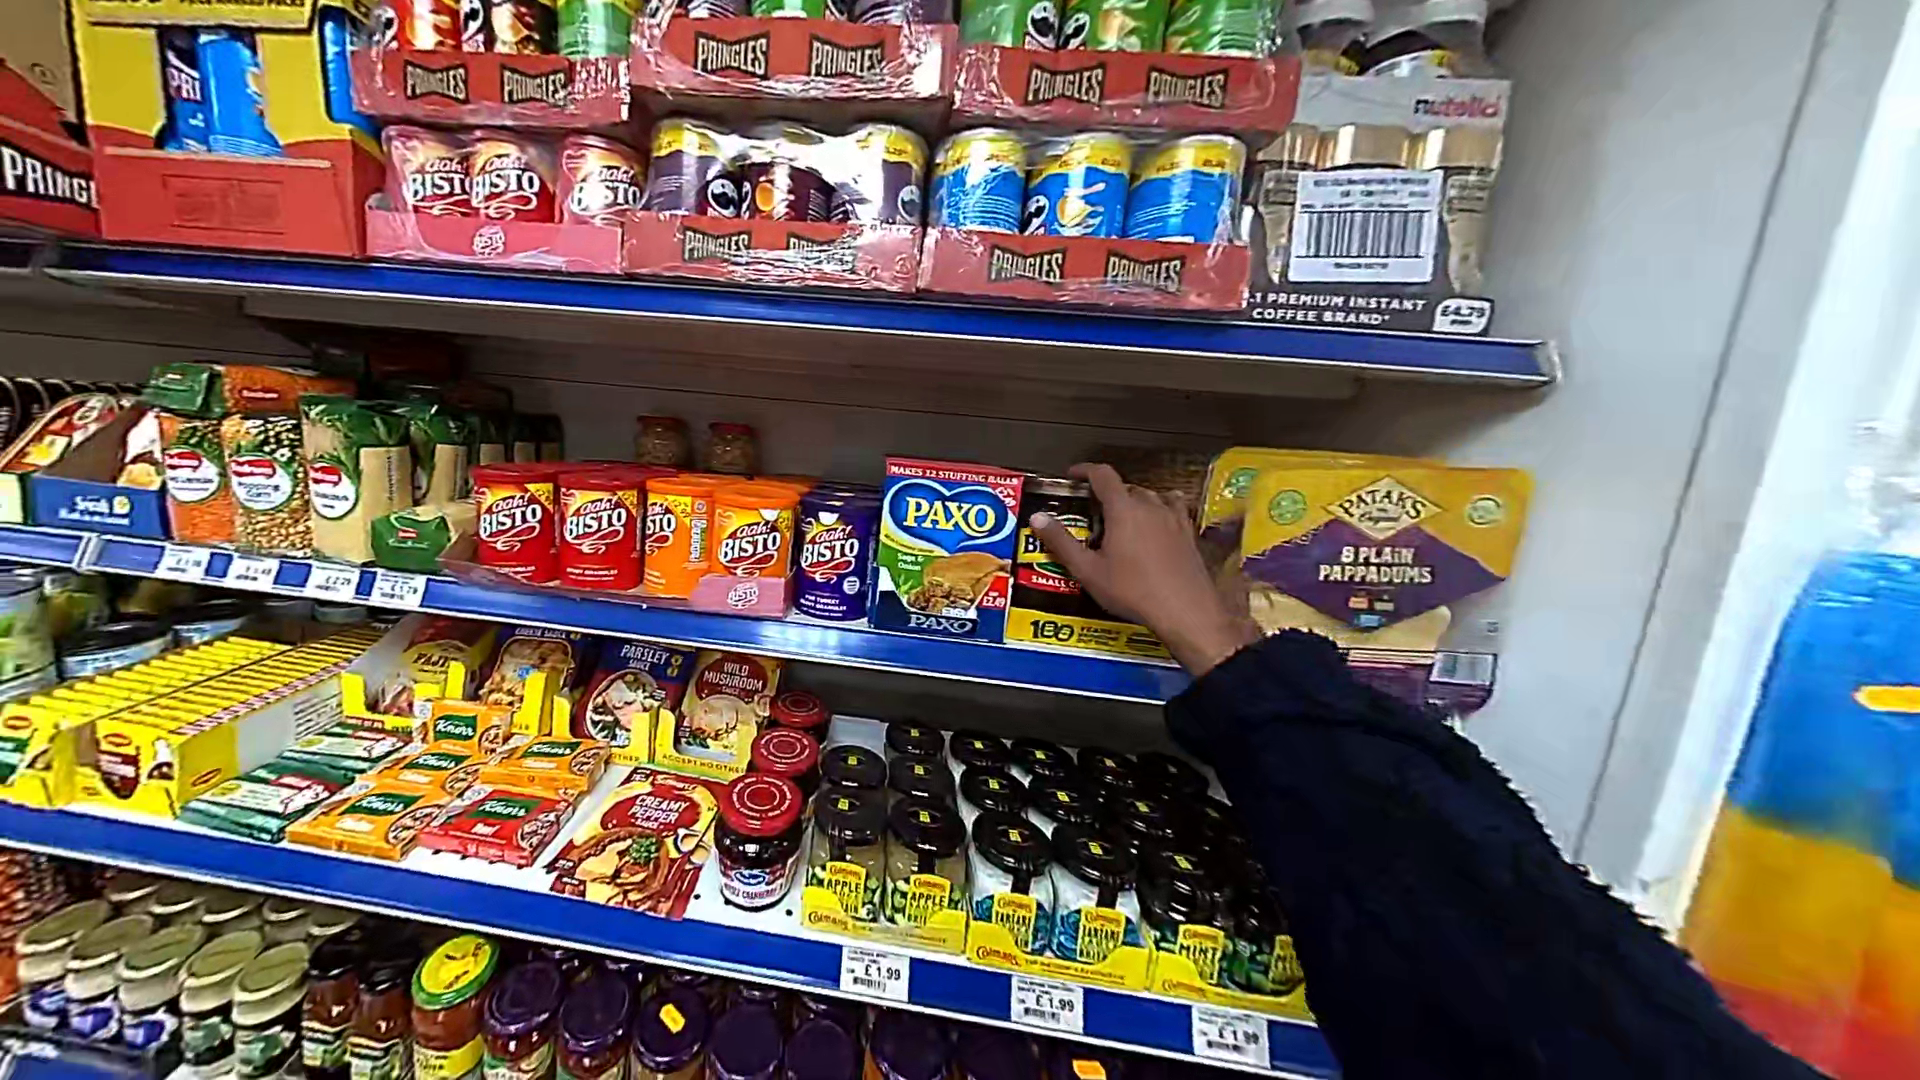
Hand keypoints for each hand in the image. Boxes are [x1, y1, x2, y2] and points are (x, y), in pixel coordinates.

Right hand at [1030, 464, 1260, 675]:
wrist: (1185, 611)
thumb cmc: (1132, 591)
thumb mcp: (1088, 570)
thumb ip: (1061, 542)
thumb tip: (1037, 517)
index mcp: (1123, 509)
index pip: (1102, 475)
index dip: (1085, 470)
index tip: (1073, 476)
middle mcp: (1150, 506)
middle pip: (1125, 487)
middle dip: (1106, 493)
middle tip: (1092, 511)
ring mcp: (1173, 518)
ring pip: (1150, 496)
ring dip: (1132, 501)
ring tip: (1121, 518)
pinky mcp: (1189, 532)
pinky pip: (1173, 508)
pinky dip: (1160, 507)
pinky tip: (1159, 518)